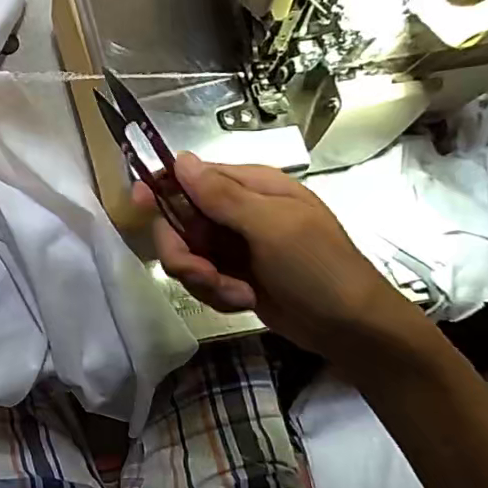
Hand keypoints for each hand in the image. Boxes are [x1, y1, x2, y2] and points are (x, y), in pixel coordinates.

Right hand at [132, 153, 424, 352]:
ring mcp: (234, 246)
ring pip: (187, 255)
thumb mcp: (271, 227)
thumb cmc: (318, 267)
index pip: (191, 176)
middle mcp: (237, 212)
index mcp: (250, 187)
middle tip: (206, 274)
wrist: (350, 327)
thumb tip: (181, 160)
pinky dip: (218, 294)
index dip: (160, 187)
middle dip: (186, 253)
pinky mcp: (233, 276)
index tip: (137, 204)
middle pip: (179, 221)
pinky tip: (246, 300)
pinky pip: (202, 280)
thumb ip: (222, 196)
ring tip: (239, 294)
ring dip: (205, 279)